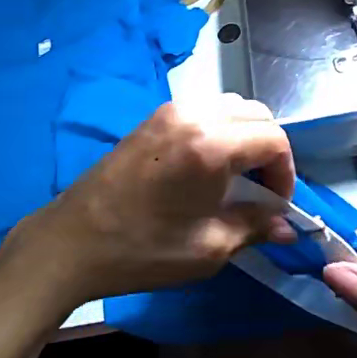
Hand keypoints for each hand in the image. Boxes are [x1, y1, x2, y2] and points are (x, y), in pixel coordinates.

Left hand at [16, 96, 297, 304]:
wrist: (69, 244)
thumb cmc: (144, 249)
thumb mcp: (210, 247)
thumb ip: (256, 226)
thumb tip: (287, 227)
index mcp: (212, 143)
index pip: (274, 140)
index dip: (285, 172)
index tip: (277, 205)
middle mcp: (196, 114)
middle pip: (257, 116)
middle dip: (269, 152)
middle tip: (262, 190)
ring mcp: (171, 111)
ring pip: (232, 109)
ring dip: (246, 137)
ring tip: (237, 177)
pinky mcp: (154, 118)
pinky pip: (206, 111)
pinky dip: (221, 131)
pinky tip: (210, 166)